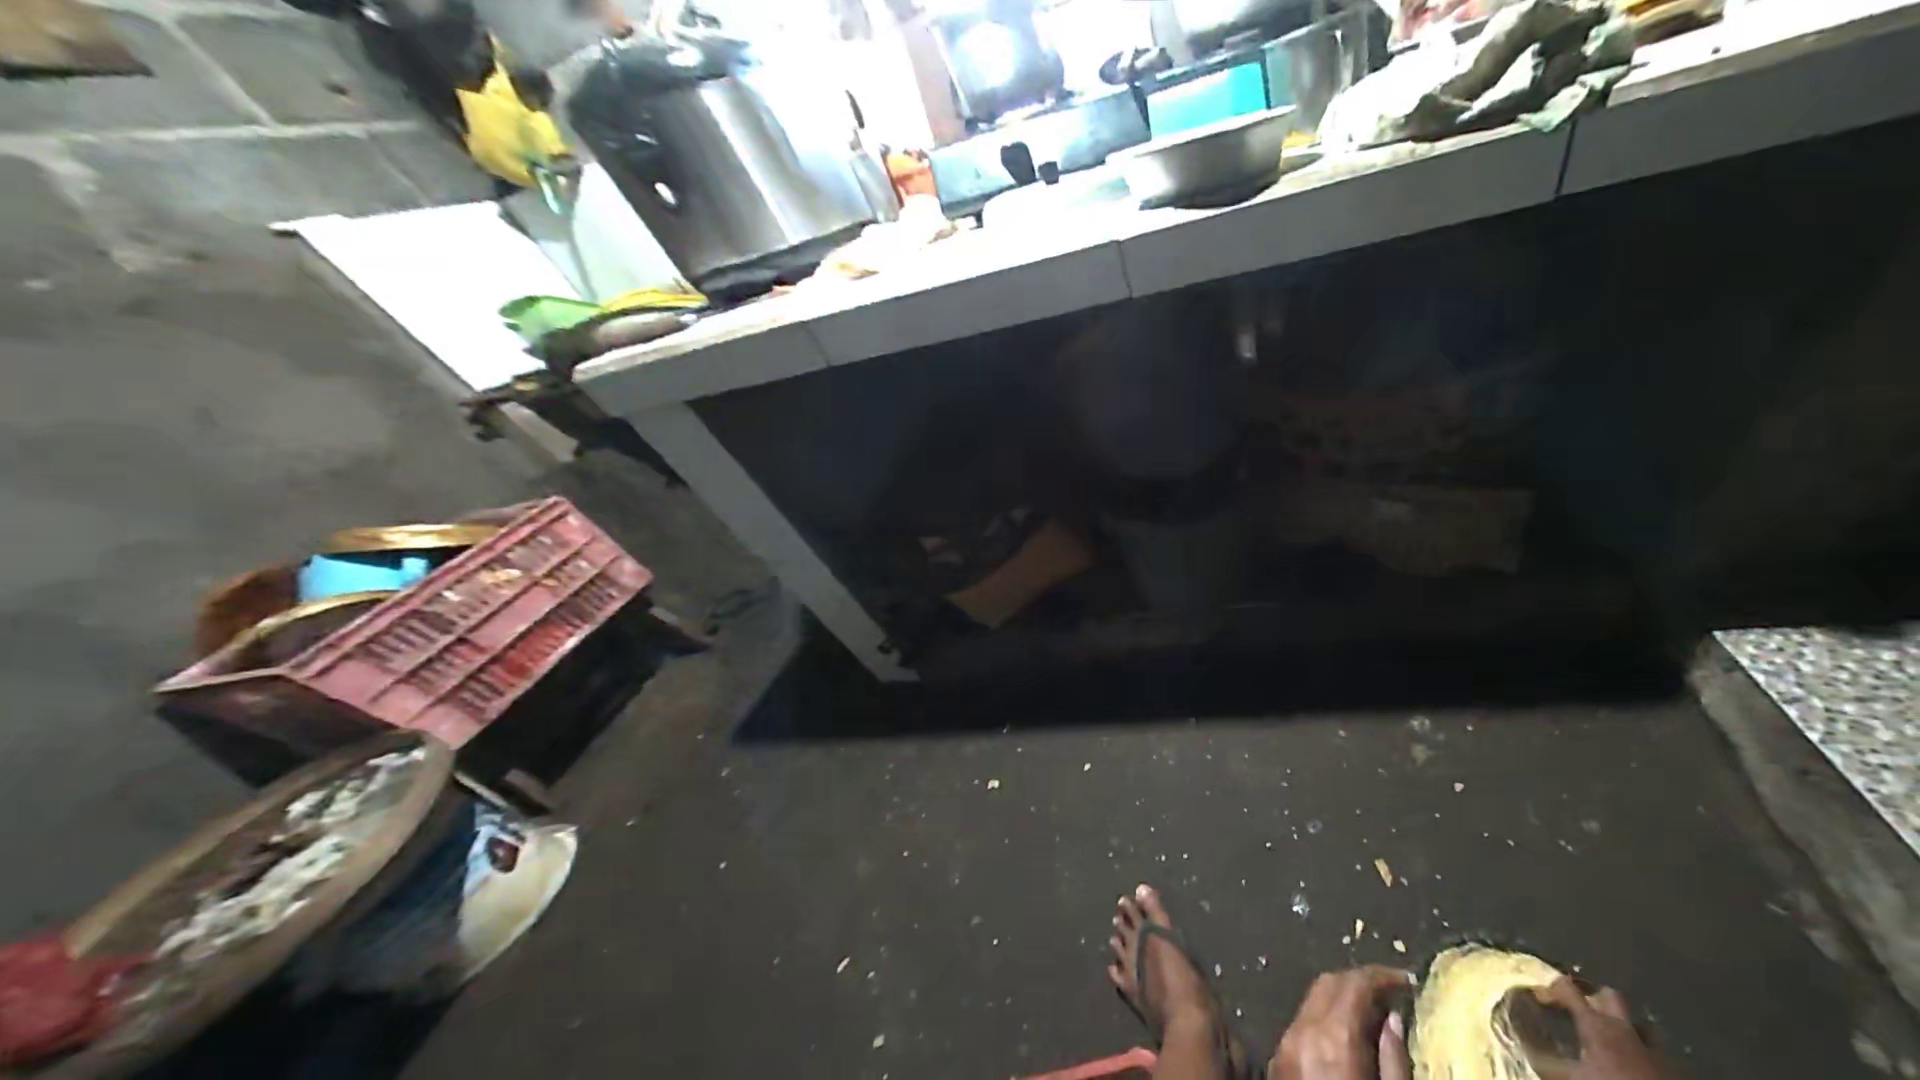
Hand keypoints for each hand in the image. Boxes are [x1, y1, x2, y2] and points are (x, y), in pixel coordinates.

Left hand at [1269, 966, 1413, 1079]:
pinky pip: (1303, 1024)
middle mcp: (1303, 1031)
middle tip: (1391, 994)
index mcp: (1335, 1040)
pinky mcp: (1276, 1057)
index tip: (1406, 980)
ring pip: (1313, 1001)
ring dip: (1341, 998)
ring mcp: (1285, 1042)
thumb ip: (1394, 1060)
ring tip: (1373, 1014)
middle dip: (1360, 981)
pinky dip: (1325, 1019)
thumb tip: (1393, 1019)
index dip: (1381, 976)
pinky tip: (1347, 1037)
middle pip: (1329, 983)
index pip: (1354, 985)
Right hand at [1534, 978, 1679, 1079]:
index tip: (1539, 996)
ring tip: (1610, 1034)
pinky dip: (1643, 1050)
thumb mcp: (1568, 1077)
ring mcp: (1653, 1049)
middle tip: (1578, 1007)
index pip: (1569, 989)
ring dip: (1624, 1024)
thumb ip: (1543, 1061)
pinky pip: (1656, 1050)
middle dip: (1594, 995)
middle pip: (1610, 996)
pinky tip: (1634, 1061)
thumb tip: (1522, 1045)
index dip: (1551, 988)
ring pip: (1640, 1023)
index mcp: (1596, 1025)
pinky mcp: (1672, 1069)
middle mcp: (1624, 1029)